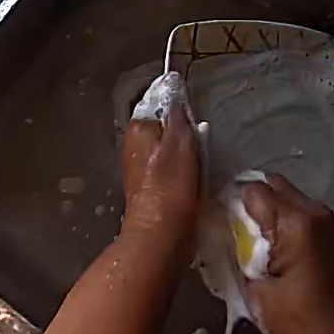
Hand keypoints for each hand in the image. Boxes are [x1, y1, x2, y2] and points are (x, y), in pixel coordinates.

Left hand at [119, 100, 199, 254]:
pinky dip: (182, 170)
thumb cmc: (171, 187)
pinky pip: (170, 167)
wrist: (160, 236)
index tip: (196, 123)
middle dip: (184, 133)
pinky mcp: (149, 185)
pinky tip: (192, 181)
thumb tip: (176, 97)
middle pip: (166, 127)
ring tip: (198, 165)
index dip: (182, 111)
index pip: (162, 104)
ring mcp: (139, 166)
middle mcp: (133, 144)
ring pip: (170, 147)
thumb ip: (179, 117)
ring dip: (186, 153)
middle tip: (199, 145)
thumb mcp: (182, 143)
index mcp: (137, 129)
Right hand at [242, 175, 333, 333]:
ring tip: (257, 243)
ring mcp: (329, 217)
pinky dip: (287, 221)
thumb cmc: (302, 328)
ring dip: (271, 212)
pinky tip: (279, 249)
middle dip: (252, 203)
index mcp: (296, 223)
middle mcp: (315, 210)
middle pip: (273, 184)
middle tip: (237, 231)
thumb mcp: (258, 293)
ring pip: (288, 195)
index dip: (233, 203)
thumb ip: (241, 253)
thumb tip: (227, 232)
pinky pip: (302, 210)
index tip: (221, 222)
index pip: (253, 190)